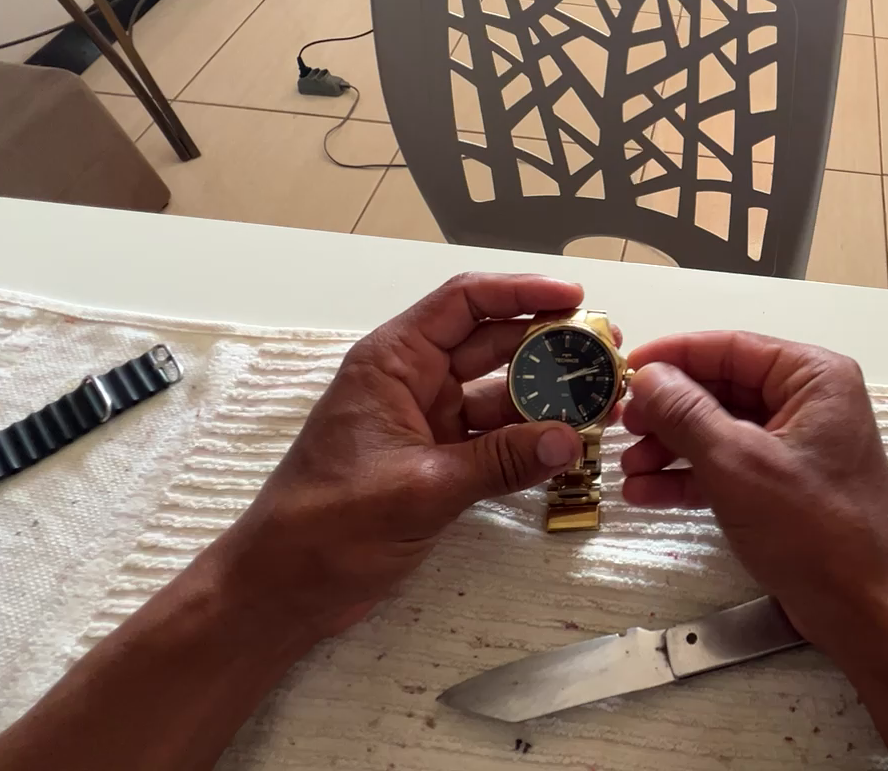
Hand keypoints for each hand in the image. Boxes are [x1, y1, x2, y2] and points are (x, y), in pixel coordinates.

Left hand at [206, 273, 597, 639]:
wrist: (281, 595)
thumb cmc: (327, 527)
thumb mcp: (419, 489)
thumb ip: (499, 461)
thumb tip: (569, 440)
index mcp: (395, 362)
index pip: (465, 303)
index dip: (522, 291)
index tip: (575, 297)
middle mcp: (417, 380)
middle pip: (495, 341)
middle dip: (551, 342)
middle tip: (606, 347)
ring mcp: (433, 419)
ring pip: (503, 388)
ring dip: (550, 393)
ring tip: (602, 397)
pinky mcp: (444, 456)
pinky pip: (500, 432)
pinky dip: (534, 435)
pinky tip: (571, 440)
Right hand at [618, 332, 887, 650]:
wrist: (865, 614)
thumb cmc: (814, 531)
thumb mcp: (738, 464)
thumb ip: (687, 414)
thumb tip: (648, 377)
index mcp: (813, 376)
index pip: (732, 348)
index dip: (674, 355)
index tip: (627, 368)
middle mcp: (809, 400)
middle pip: (723, 388)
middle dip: (669, 410)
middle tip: (623, 426)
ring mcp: (798, 443)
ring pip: (722, 428)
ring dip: (673, 446)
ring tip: (630, 467)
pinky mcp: (786, 482)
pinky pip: (731, 463)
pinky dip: (693, 475)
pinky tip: (649, 492)